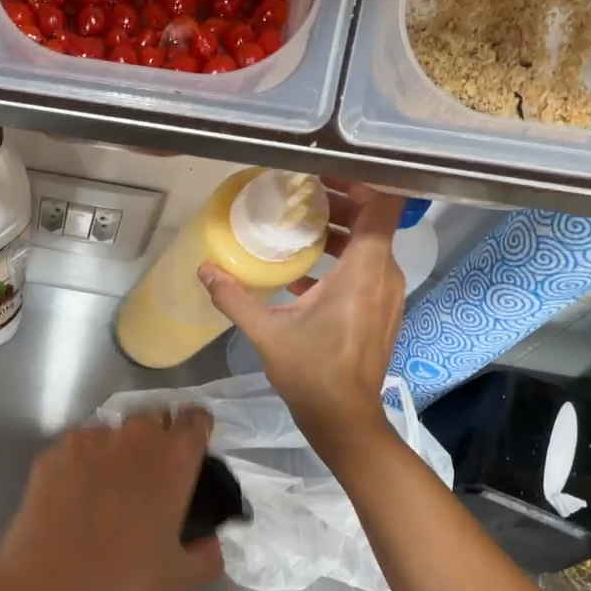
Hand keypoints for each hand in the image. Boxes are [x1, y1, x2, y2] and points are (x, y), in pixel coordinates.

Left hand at [0, 409, 224, 590]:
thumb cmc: (121, 589)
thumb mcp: (179, 577)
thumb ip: (206, 552)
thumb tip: (209, 541)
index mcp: (172, 459)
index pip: (195, 420)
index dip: (195, 434)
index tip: (191, 456)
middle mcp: (130, 439)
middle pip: (152, 419)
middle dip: (156, 440)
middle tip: (150, 480)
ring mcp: (83, 444)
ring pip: (109, 431)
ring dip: (115, 450)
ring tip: (108, 491)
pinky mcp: (47, 457)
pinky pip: (74, 448)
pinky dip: (81, 463)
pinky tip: (75, 498)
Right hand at [202, 181, 405, 455]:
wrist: (343, 417)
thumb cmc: (310, 371)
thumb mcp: (265, 332)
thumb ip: (235, 297)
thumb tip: (205, 269)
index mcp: (364, 269)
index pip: (382, 203)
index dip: (360, 180)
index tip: (325, 174)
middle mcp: (384, 274)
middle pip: (375, 221)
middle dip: (342, 203)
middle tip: (303, 196)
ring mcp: (386, 295)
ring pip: (370, 247)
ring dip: (340, 234)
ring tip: (301, 230)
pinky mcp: (380, 312)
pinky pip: (366, 271)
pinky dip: (342, 262)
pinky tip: (305, 276)